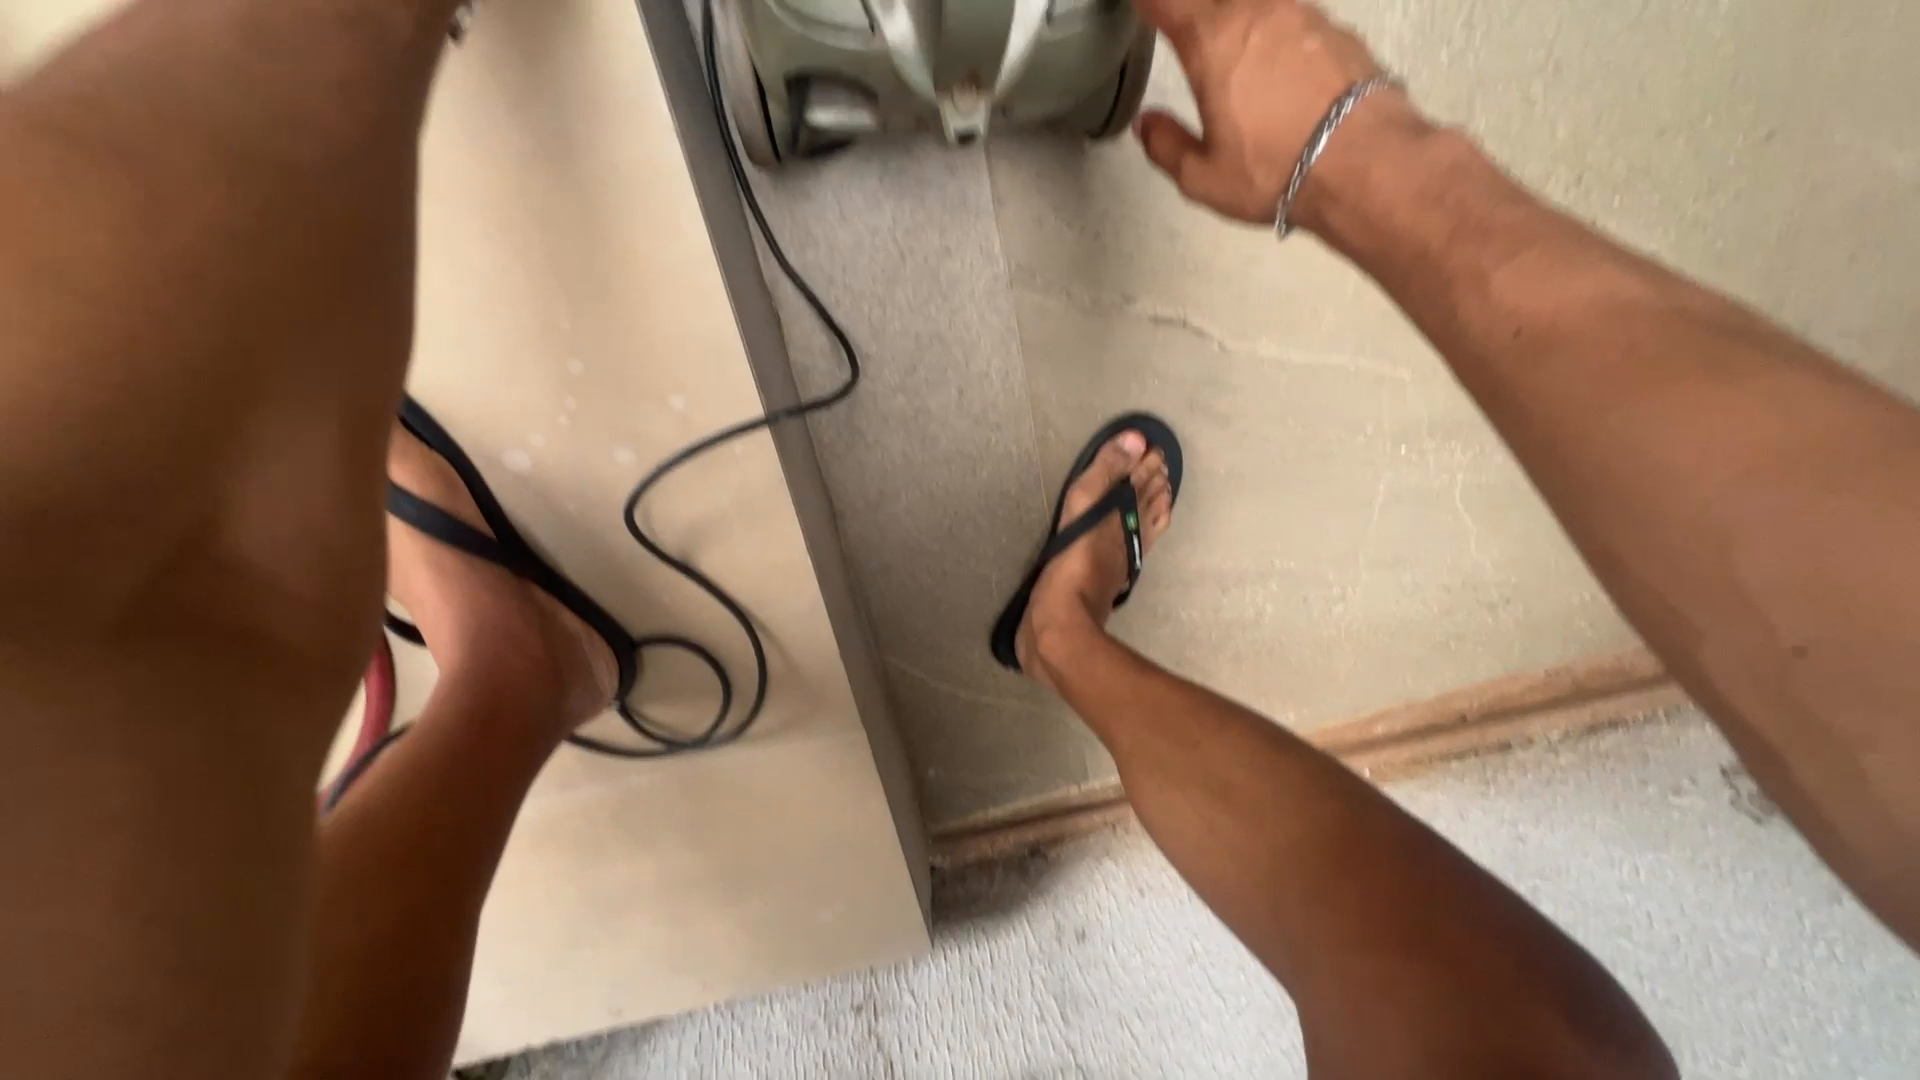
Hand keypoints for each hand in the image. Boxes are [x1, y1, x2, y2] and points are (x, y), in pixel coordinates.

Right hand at [1133, 0, 1421, 226]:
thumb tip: (1147, 124)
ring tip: (1227, 43)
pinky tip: (1272, 61)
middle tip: (1180, 21)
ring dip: (1235, 18)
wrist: (1364, 162)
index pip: (1167, 2)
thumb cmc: (1275, 169)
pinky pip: (1291, 18)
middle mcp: (1257, 13)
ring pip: (1255, 4)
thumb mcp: (1202, 177)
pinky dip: (1272, 31)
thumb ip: (1166, 145)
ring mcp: (1301, 15)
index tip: (1140, 4)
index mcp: (1212, 43)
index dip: (1148, 1)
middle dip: (1192, 10)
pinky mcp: (1335, 30)